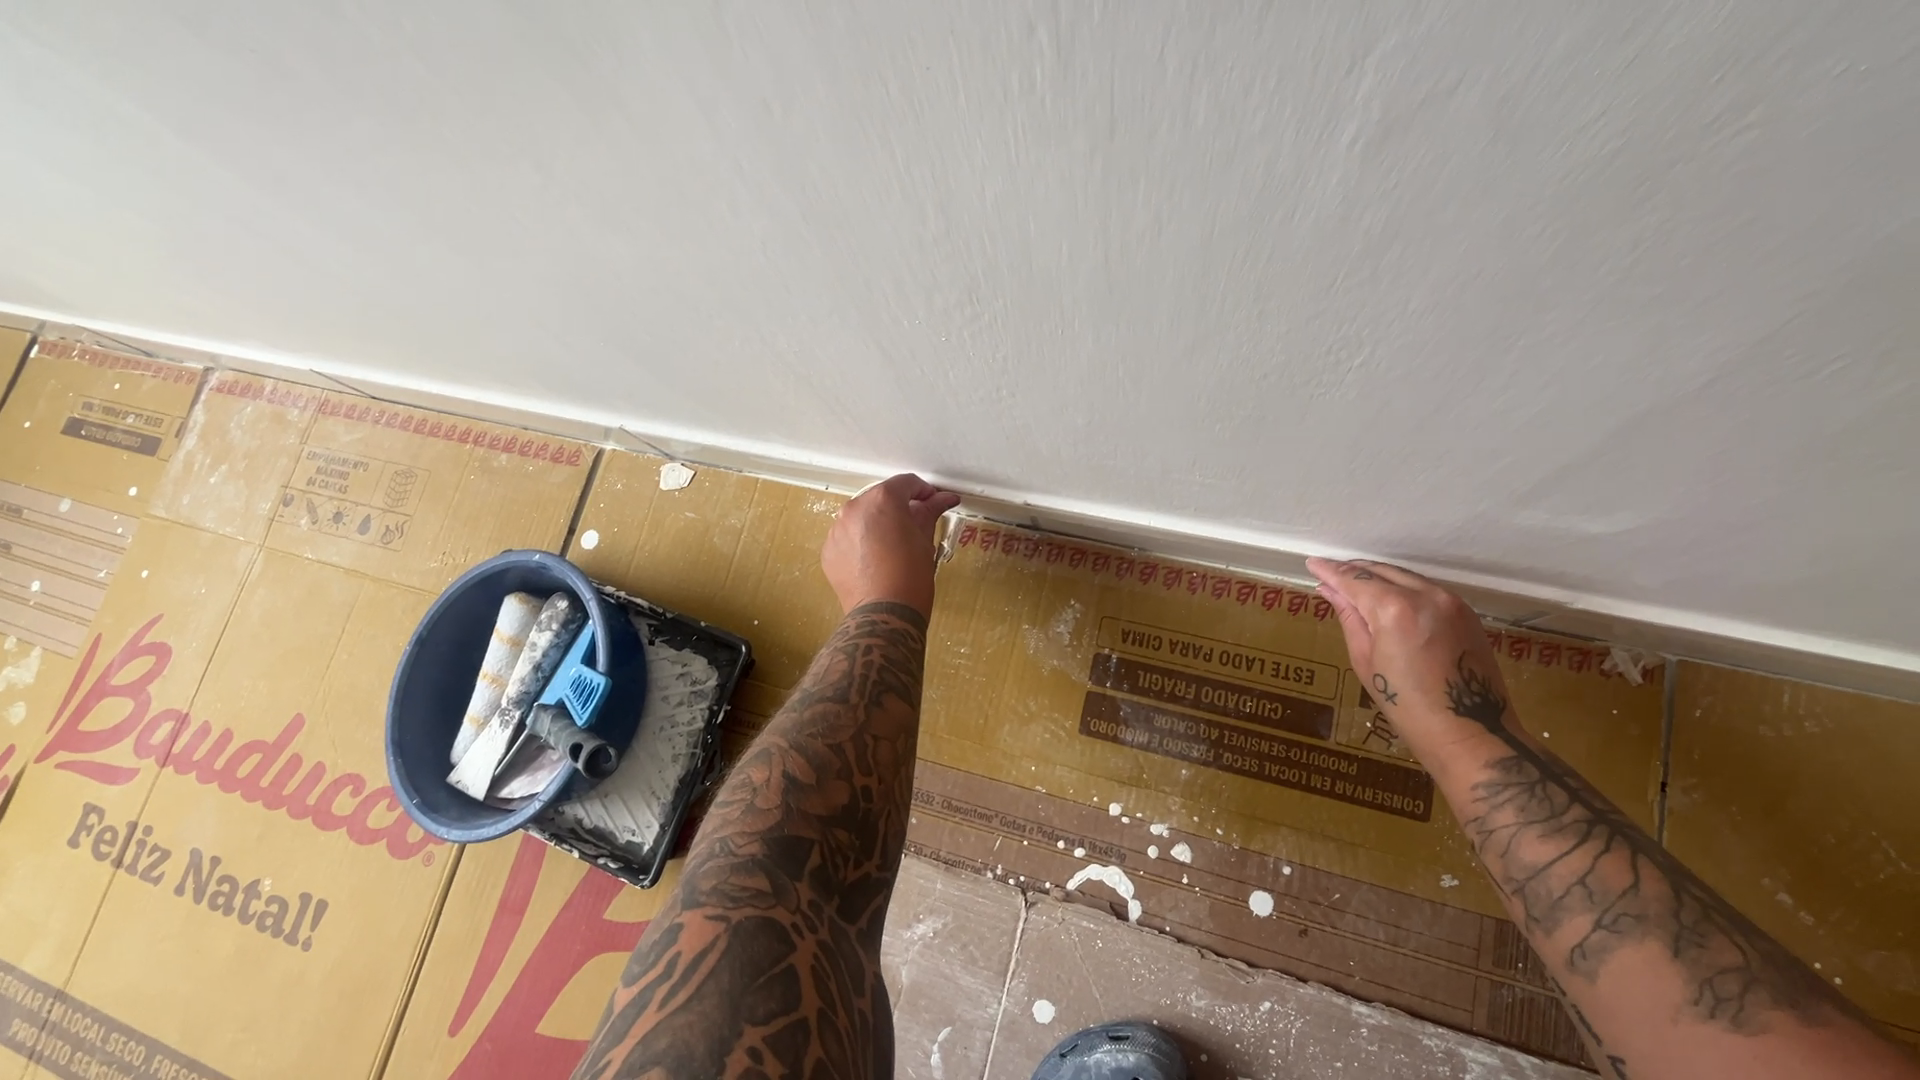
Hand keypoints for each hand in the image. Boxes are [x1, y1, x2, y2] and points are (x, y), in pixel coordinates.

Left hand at [821, 474, 961, 618]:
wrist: (884, 614)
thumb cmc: (911, 577)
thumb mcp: (925, 540)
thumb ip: (930, 512)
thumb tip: (943, 499)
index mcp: (883, 500)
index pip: (905, 483)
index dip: (923, 490)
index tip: (932, 501)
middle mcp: (855, 508)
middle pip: (880, 497)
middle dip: (898, 507)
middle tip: (914, 524)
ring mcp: (838, 530)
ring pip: (861, 517)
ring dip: (877, 524)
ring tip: (892, 546)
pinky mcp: (829, 550)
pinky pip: (848, 537)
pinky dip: (861, 542)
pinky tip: (875, 561)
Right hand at [1306, 557, 1512, 735]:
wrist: (1469, 732)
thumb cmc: (1406, 705)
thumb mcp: (1365, 661)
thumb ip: (1349, 618)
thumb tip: (1331, 591)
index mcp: (1394, 610)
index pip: (1355, 579)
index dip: (1330, 571)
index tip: (1312, 563)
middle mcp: (1426, 595)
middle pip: (1381, 571)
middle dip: (1353, 571)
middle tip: (1329, 574)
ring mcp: (1451, 601)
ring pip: (1405, 577)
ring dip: (1378, 577)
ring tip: (1355, 585)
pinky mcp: (1465, 612)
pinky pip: (1425, 589)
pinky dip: (1402, 588)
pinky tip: (1387, 598)